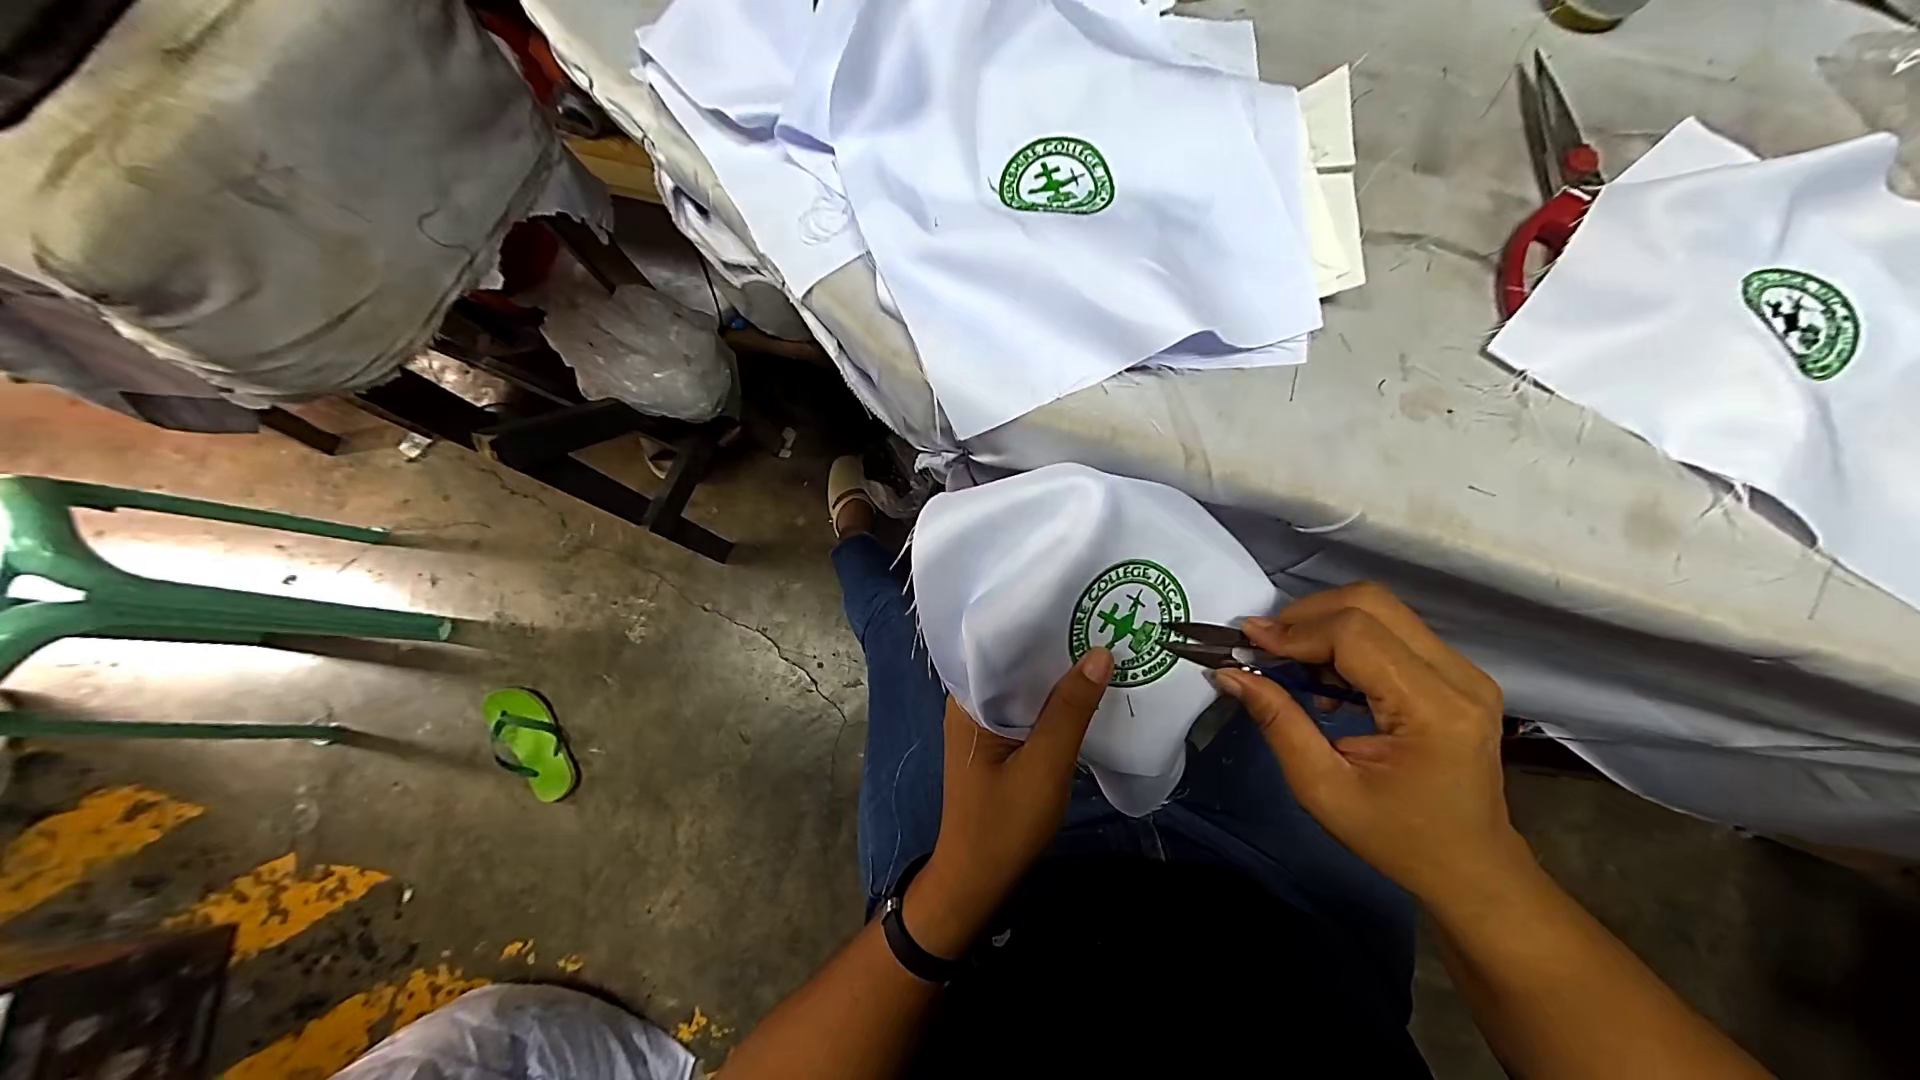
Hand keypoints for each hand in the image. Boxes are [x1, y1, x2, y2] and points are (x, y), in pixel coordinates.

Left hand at [903, 648, 1111, 957]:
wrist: (977, 884)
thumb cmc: (1003, 826)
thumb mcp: (1044, 767)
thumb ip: (1069, 711)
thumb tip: (1100, 653)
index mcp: (966, 702)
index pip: (997, 645)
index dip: (1034, 623)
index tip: (1074, 601)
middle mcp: (970, 705)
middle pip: (1013, 664)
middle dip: (1052, 645)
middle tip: (1099, 618)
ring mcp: (985, 725)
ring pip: (1024, 687)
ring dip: (1056, 674)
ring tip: (1100, 645)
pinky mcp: (1000, 743)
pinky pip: (1028, 709)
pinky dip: (1053, 701)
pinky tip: (1085, 691)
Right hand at [1212, 583, 1529, 904]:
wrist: (1469, 867)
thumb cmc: (1396, 836)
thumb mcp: (1321, 787)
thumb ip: (1276, 721)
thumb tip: (1229, 672)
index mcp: (1433, 710)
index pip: (1355, 634)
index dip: (1295, 630)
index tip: (1248, 643)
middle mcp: (1459, 678)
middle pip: (1371, 603)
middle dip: (1306, 616)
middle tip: (1267, 648)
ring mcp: (1464, 671)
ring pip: (1380, 609)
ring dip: (1324, 624)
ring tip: (1294, 666)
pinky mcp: (1456, 673)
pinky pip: (1391, 628)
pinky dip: (1345, 637)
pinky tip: (1328, 678)